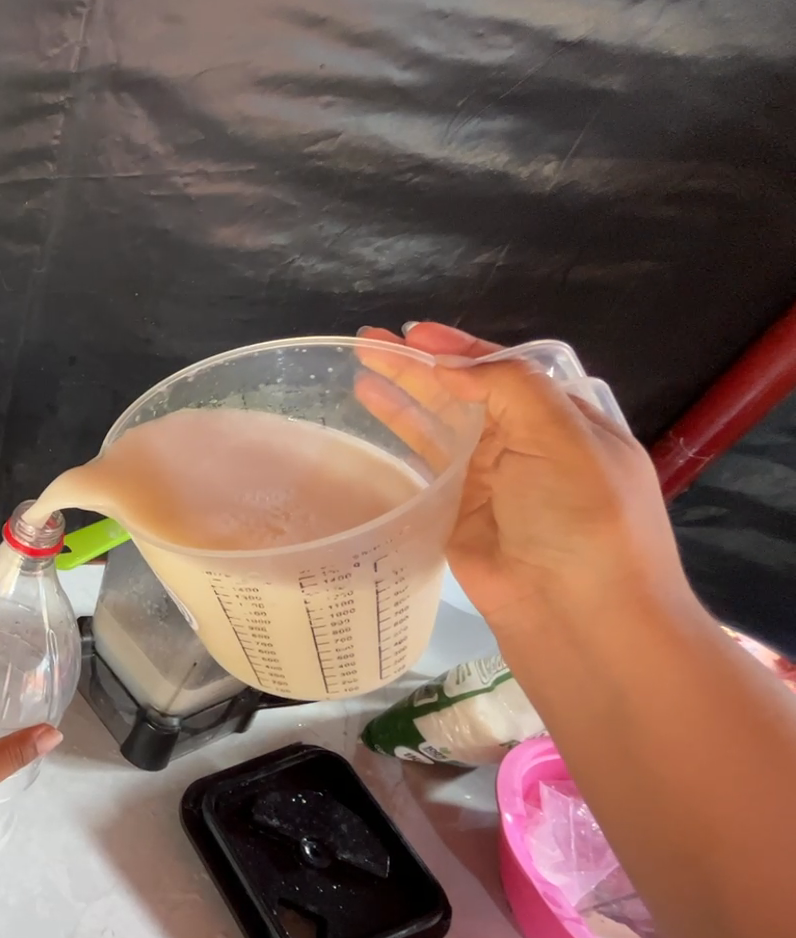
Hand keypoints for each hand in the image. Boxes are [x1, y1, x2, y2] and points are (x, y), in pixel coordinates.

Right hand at [359, 322, 690, 627]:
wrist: (571, 604)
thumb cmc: (581, 517)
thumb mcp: (563, 440)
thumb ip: (508, 391)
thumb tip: (446, 366)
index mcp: (561, 420)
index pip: (504, 370)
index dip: (458, 348)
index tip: (412, 333)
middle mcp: (521, 441)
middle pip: (461, 390)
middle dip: (416, 364)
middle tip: (367, 343)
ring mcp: (483, 474)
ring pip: (433, 421)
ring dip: (398, 393)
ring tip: (357, 369)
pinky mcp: (449, 504)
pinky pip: (417, 459)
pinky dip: (393, 433)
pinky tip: (367, 414)